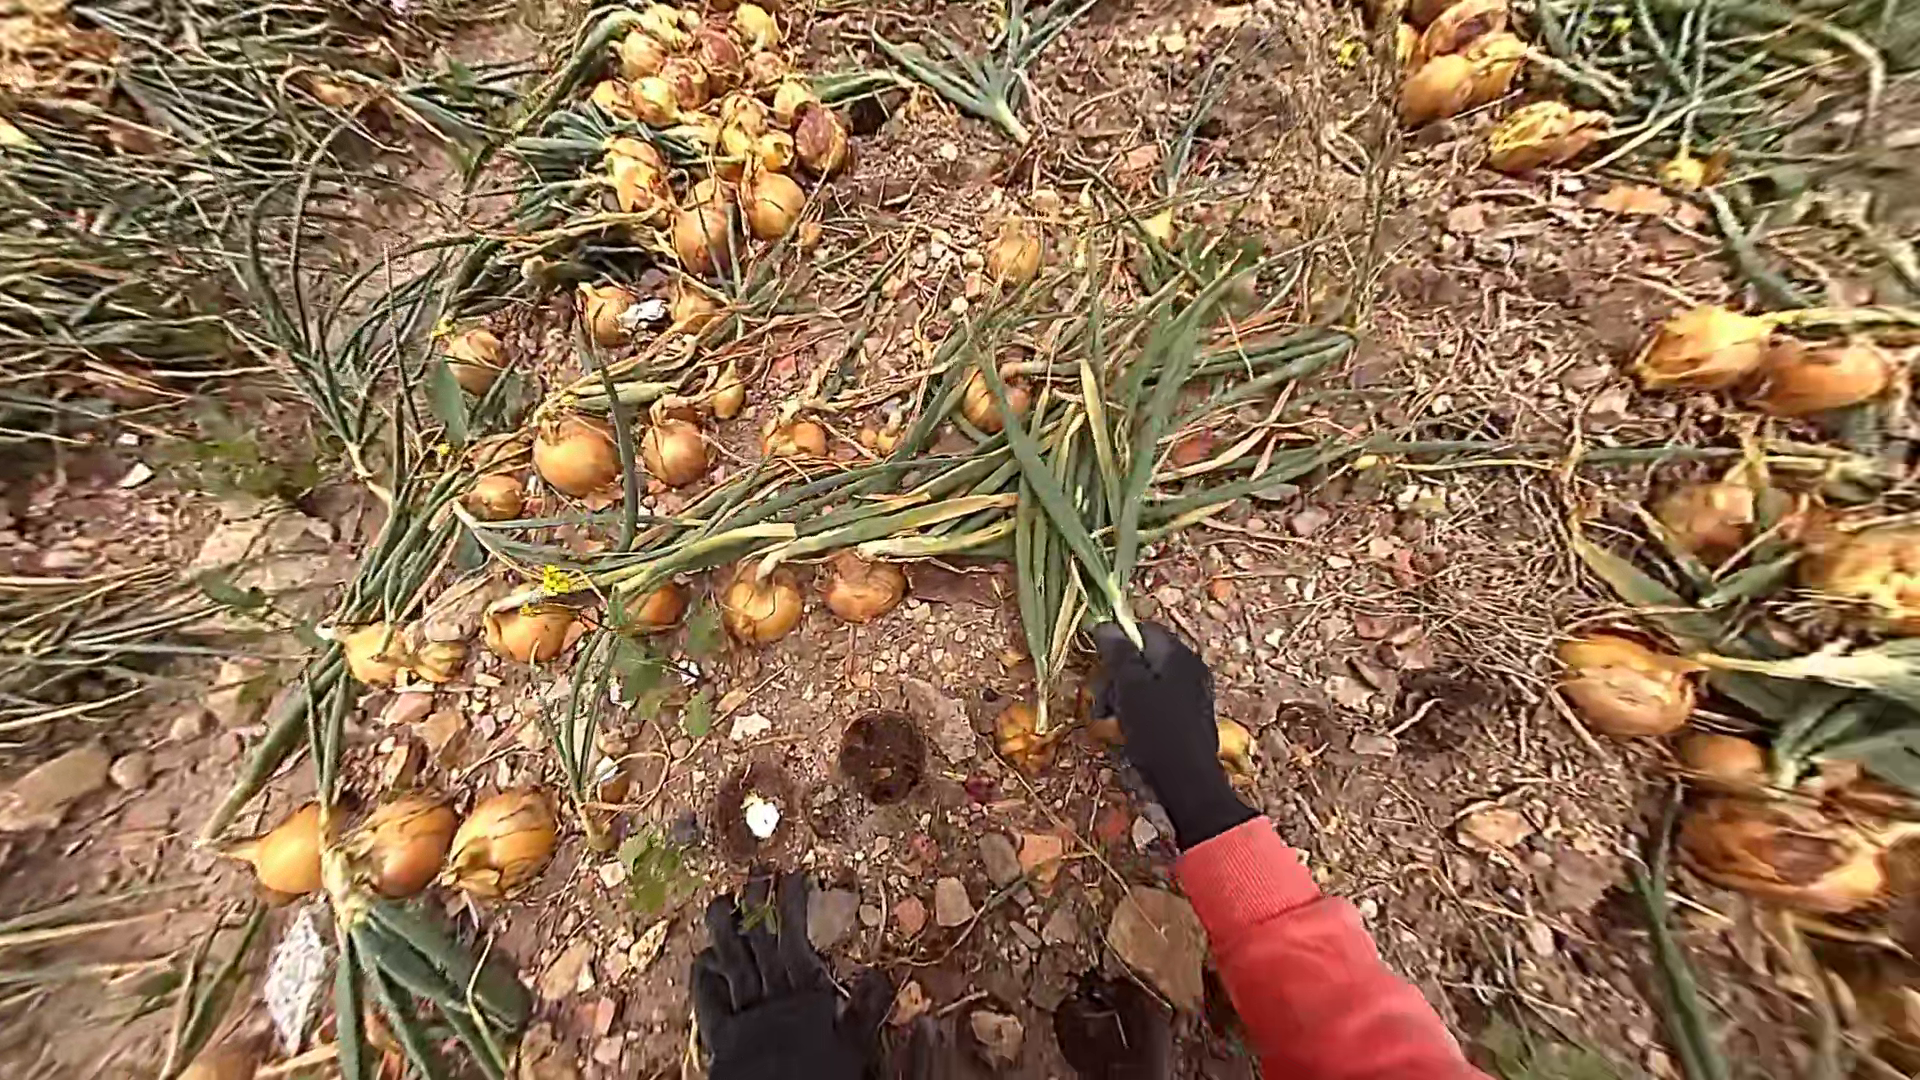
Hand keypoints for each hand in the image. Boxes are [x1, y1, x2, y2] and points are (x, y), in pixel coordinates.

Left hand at [692, 871, 892, 1079]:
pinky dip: (703, 978)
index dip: (792, 901)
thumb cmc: (815, 1078)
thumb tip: (883, 973)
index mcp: (802, 988)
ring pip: (730, 959)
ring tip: (719, 901)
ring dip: (724, 929)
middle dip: (757, 901)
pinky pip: (707, 1000)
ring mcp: (742, 1010)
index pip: (794, 932)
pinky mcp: (720, 1035)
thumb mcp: (851, 1049)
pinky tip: (700, 958)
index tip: (793, 874)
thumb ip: (866, 1010)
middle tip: (755, 872)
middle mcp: (770, 990)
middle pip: (760, 937)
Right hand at [1091, 621, 1254, 848]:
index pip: (1143, 629)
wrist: (1187, 783)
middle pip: (1141, 657)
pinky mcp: (1186, 716)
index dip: (1117, 641)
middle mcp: (1188, 669)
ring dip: (1120, 696)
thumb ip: (1118, 652)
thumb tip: (1104, 624)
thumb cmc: (1156, 729)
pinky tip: (1123, 730)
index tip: (1098, 662)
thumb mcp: (1130, 686)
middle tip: (1100, 699)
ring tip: (1107, 721)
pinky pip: (1153, 701)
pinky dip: (1135, 711)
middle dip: (1115, 675)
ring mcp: (1190, 693)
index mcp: (1178, 655)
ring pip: (1143, 681)